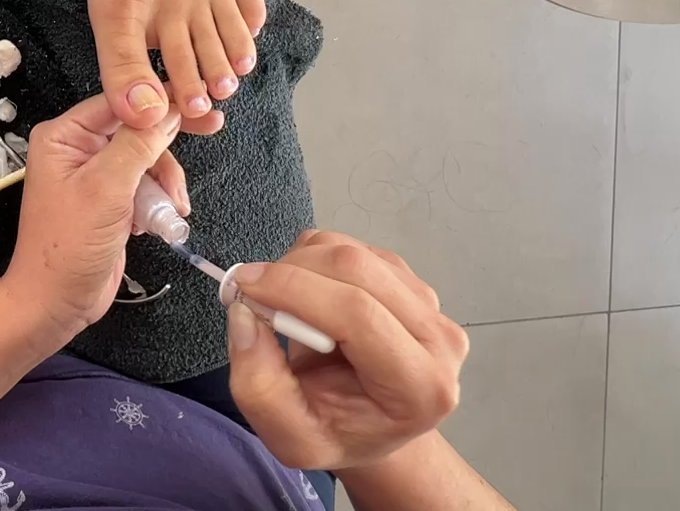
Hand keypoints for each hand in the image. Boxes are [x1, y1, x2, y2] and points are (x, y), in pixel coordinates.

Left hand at [0, 91, 221, 340]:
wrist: (56, 303)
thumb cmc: (67, 247)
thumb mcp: (107, 188)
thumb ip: (139, 144)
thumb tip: (167, 107)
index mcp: (64, 136)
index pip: (119, 103)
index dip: (159, 101)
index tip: (196, 102)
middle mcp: (77, 148)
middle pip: (136, 128)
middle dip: (168, 142)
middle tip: (212, 126)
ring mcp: (94, 174)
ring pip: (146, 158)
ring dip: (165, 181)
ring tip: (175, 208)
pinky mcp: (110, 198)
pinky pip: (144, 184)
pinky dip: (158, 199)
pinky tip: (161, 220)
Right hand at [227, 231, 468, 471]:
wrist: (366, 418)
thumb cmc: (333, 430)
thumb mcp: (289, 436)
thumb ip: (259, 385)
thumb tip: (244, 314)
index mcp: (420, 387)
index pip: (357, 314)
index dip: (294, 288)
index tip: (242, 286)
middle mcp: (437, 338)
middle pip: (354, 268)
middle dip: (289, 270)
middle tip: (250, 291)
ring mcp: (426, 300)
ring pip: (346, 249)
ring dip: (296, 262)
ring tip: (281, 302)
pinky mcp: (404, 275)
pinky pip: (345, 243)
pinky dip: (309, 255)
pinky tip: (306, 292)